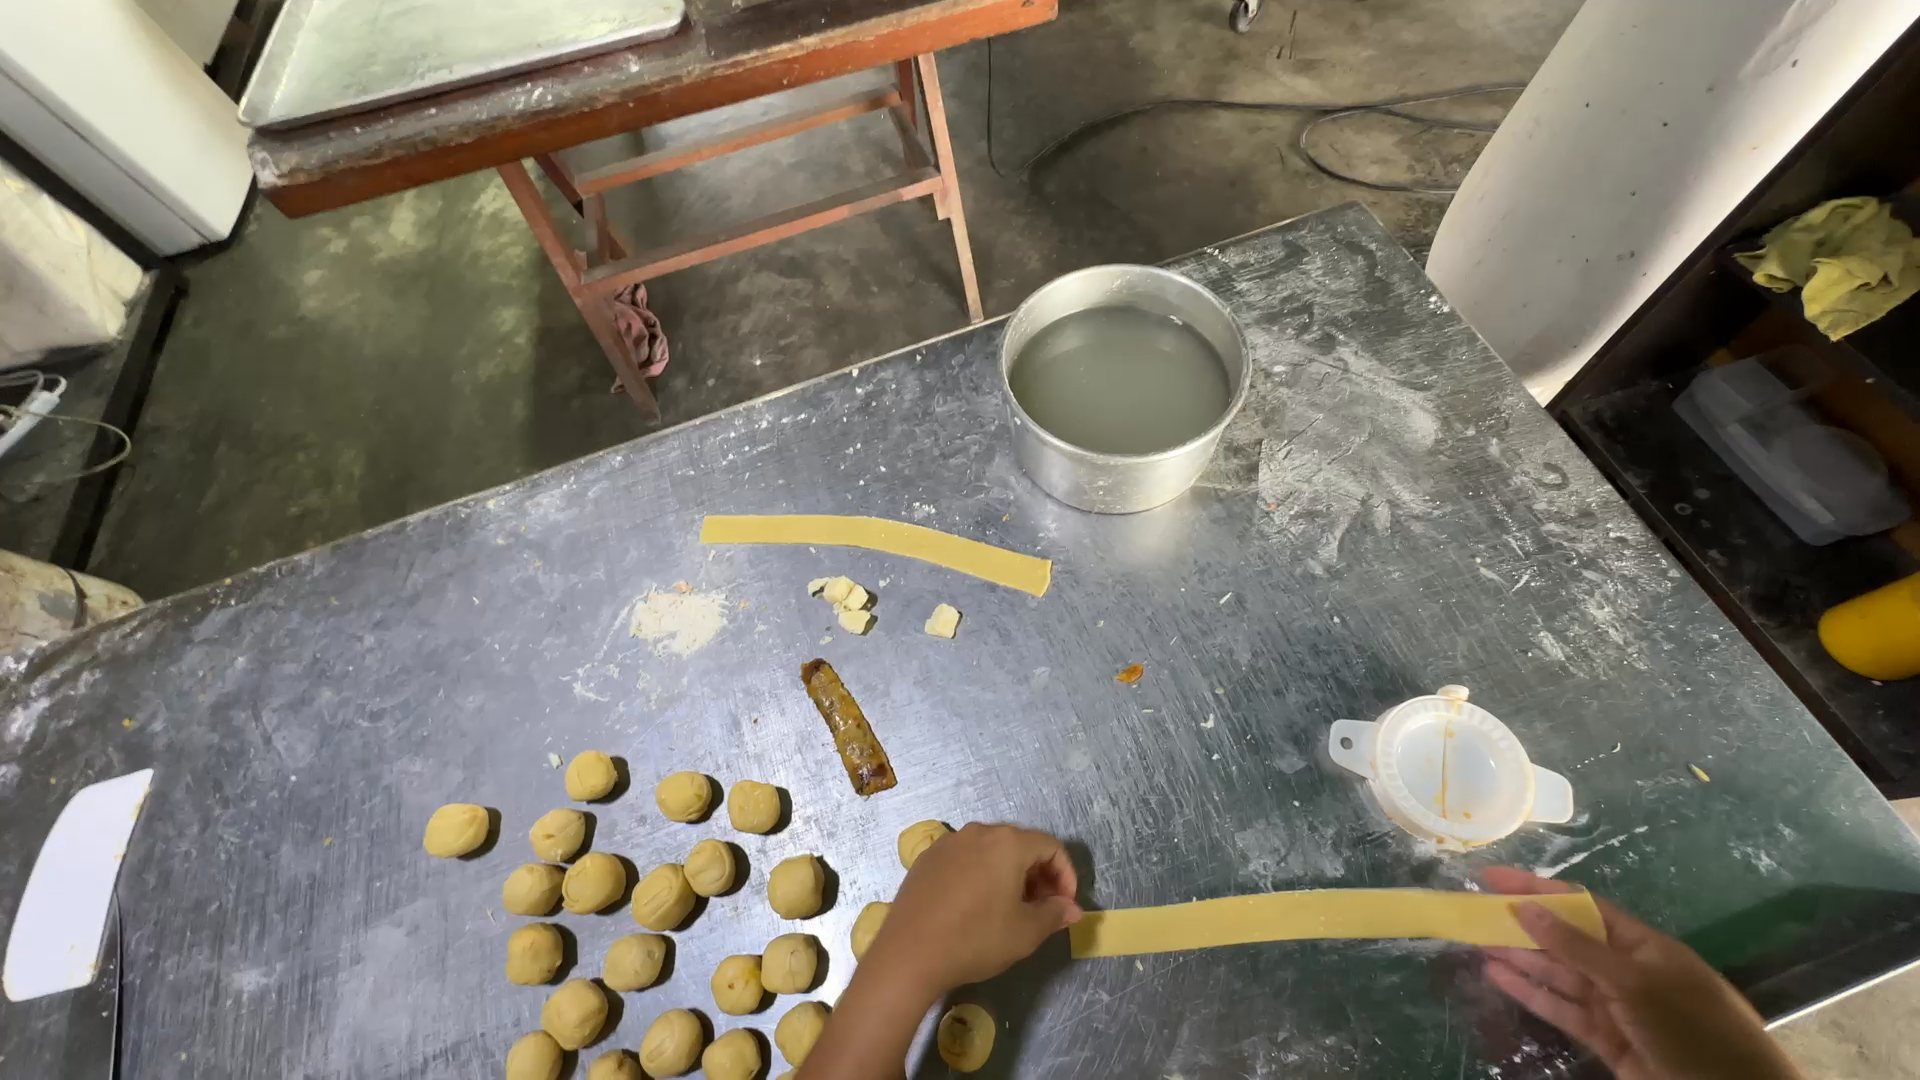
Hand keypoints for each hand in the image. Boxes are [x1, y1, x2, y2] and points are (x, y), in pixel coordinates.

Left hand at [863, 822, 1082, 995]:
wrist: (910, 952)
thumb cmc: (975, 939)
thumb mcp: (1025, 933)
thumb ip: (1054, 914)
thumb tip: (1072, 908)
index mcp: (1008, 843)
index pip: (1050, 846)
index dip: (1065, 874)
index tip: (1064, 905)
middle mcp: (979, 831)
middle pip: (1021, 844)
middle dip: (1038, 873)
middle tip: (1041, 907)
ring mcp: (950, 841)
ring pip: (991, 849)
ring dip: (1009, 872)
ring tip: (1009, 906)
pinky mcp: (928, 856)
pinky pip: (965, 856)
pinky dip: (980, 872)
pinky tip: (974, 904)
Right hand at [1482, 867, 1800, 1079]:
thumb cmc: (1695, 1031)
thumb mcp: (1636, 984)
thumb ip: (1576, 946)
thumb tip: (1524, 908)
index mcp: (1643, 946)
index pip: (1580, 905)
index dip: (1535, 888)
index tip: (1489, 877)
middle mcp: (1627, 970)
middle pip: (1564, 938)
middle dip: (1520, 924)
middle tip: (1472, 911)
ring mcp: (1616, 1006)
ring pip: (1557, 973)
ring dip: (1517, 957)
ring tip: (1474, 941)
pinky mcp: (1607, 1038)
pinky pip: (1560, 1008)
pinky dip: (1529, 992)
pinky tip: (1496, 976)